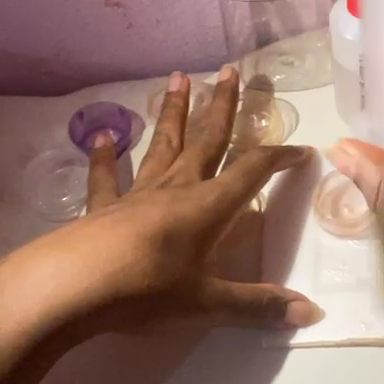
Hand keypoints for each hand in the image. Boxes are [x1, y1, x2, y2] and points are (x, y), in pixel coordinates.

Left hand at [0, 67, 322, 347]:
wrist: (70, 289)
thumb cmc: (146, 291)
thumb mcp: (208, 304)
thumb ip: (259, 306)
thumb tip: (313, 314)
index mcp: (210, 205)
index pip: (254, 170)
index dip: (280, 157)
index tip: (302, 149)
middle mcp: (179, 187)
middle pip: (207, 138)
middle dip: (222, 105)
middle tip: (229, 70)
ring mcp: (138, 193)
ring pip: (163, 143)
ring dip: (173, 111)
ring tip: (178, 77)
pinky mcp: (102, 207)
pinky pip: (107, 177)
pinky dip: (106, 157)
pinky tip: (104, 136)